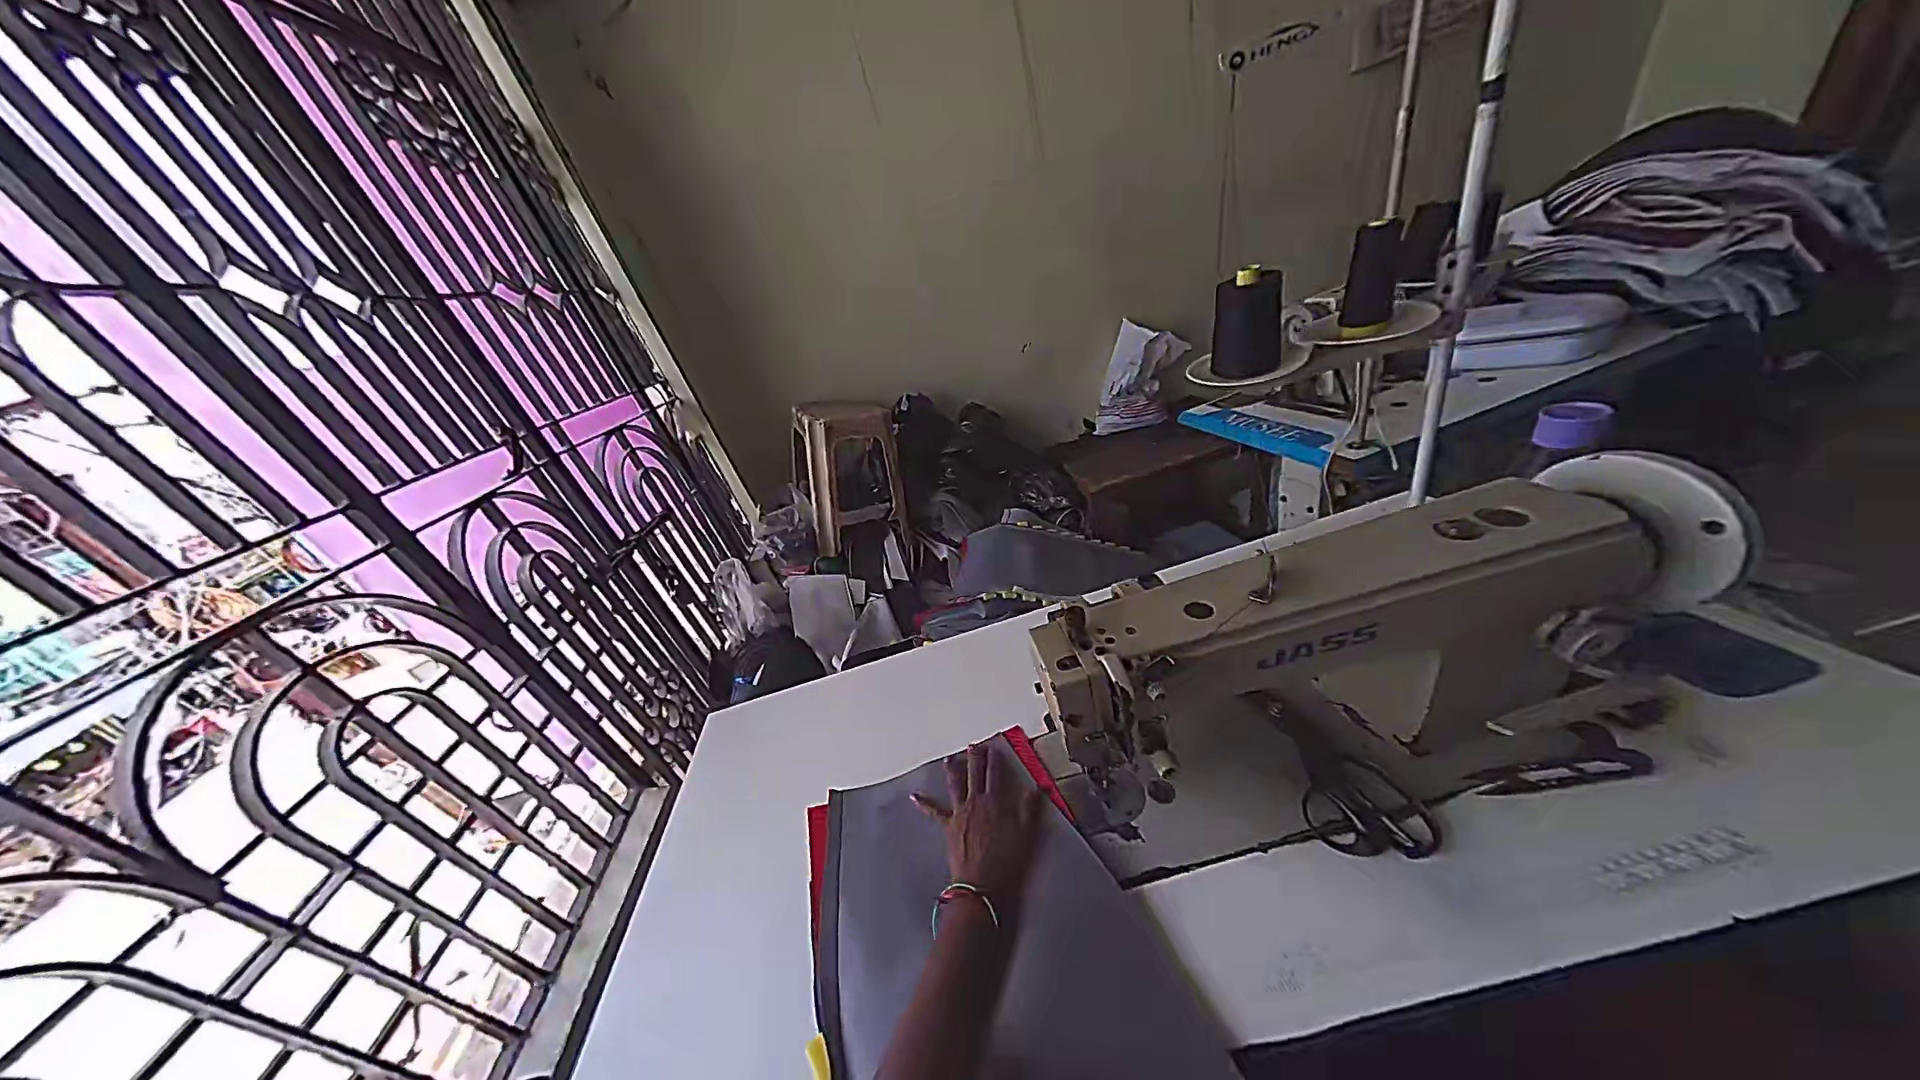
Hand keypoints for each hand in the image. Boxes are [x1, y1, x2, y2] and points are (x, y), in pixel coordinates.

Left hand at [912, 743, 1046, 905]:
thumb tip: (1039, 788)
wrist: (980, 884)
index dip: (995, 760)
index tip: (994, 748)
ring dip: (953, 770)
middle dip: (975, 758)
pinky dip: (924, 803)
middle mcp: (975, 802)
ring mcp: (959, 813)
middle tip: (974, 746)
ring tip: (951, 759)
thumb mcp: (1026, 834)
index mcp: (995, 802)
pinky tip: (914, 796)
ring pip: (955, 785)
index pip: (995, 774)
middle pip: (974, 774)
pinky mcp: (948, 826)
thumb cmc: (1005, 861)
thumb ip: (1030, 808)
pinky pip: (933, 812)